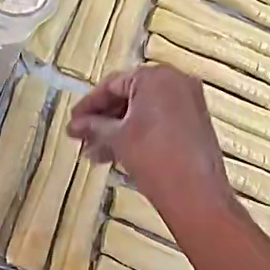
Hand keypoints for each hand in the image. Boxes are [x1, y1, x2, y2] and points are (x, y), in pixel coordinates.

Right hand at [69, 65, 232, 212]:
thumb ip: (94, 126)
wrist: (194, 193)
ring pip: (143, 113)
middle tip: (82, 137)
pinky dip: (137, 135)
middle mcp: (176, 83)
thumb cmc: (156, 158)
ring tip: (95, 153)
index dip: (89, 105)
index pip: (112, 84)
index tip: (74, 120)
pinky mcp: (195, 124)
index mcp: (156, 77)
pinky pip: (159, 123)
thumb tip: (77, 125)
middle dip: (103, 121)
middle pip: (129, 97)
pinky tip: (116, 155)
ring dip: (117, 132)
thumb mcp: (117, 138)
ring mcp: (189, 103)